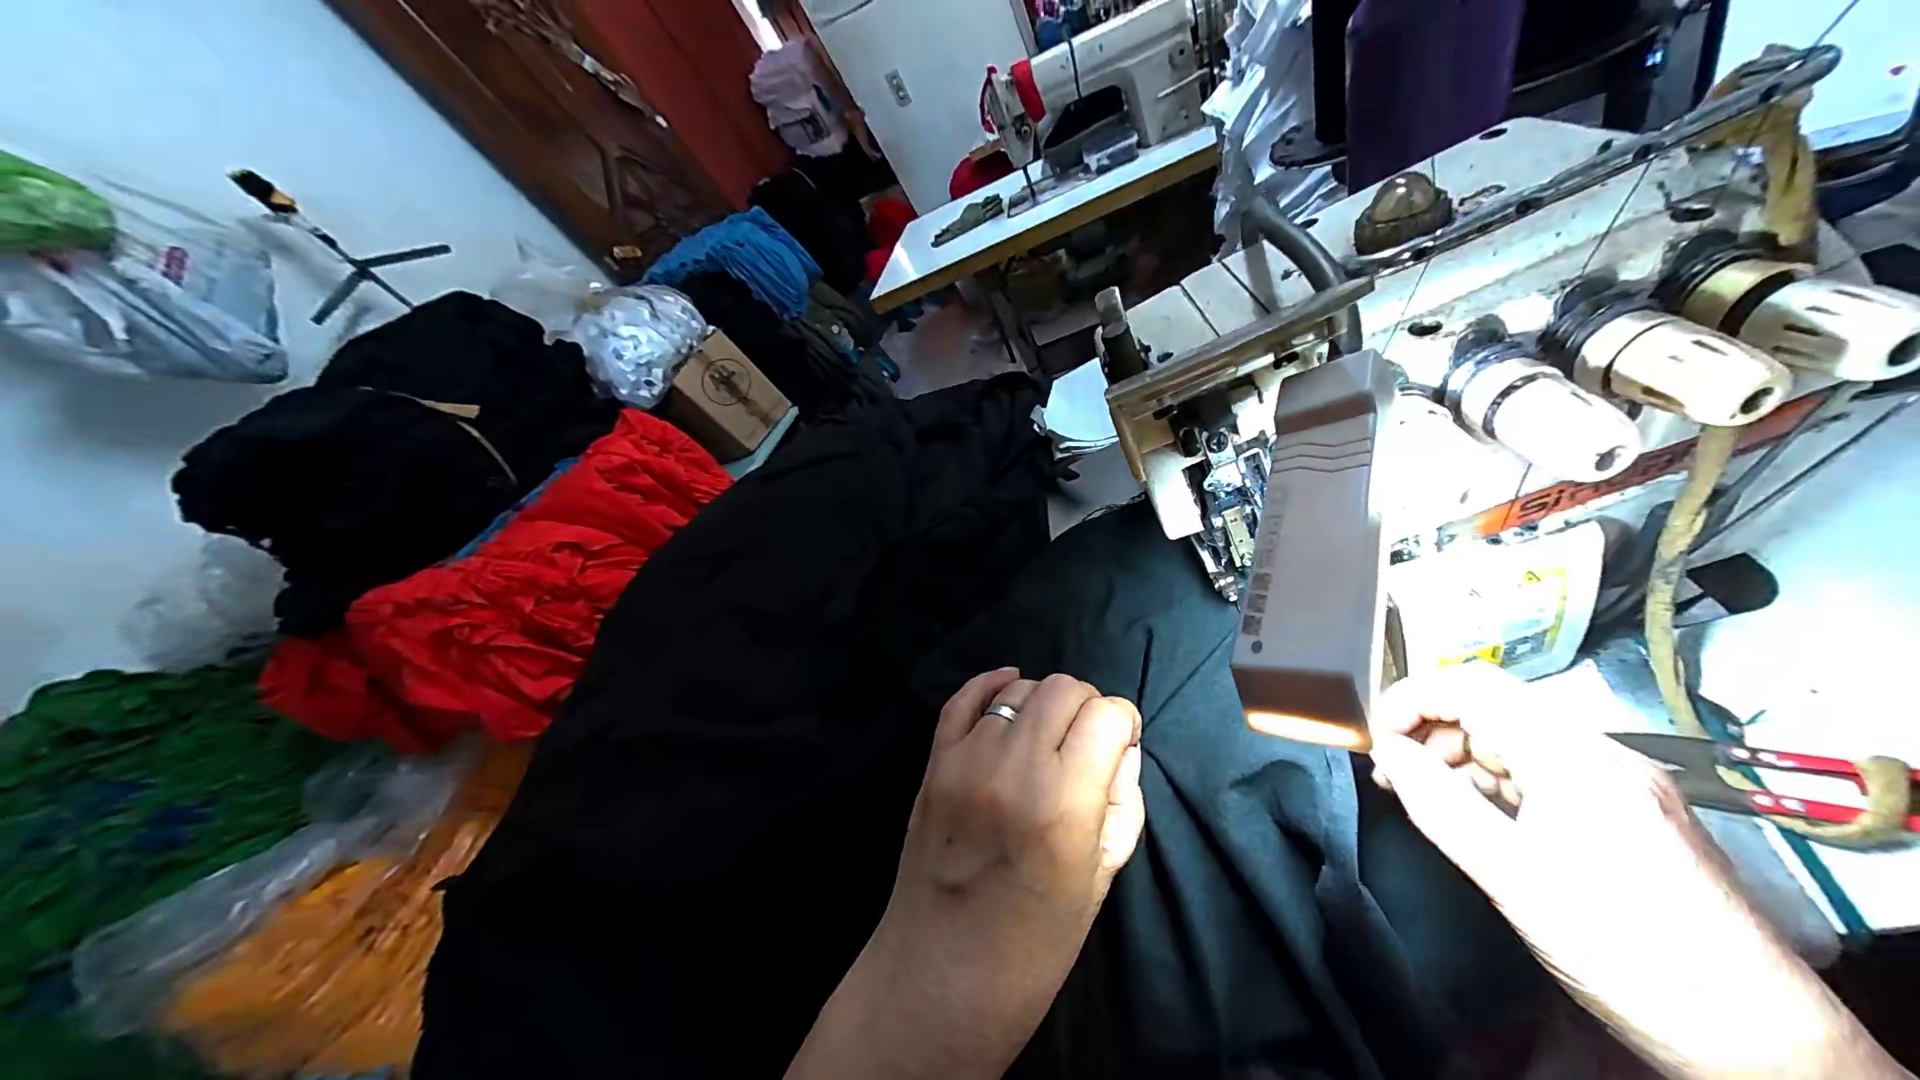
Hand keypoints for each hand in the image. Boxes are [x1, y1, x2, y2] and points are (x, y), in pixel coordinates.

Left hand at [787, 669, 1144, 1079]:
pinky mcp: (934, 762)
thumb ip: (1121, 801)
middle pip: (1065, 688)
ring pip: (1020, 689)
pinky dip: (992, 685)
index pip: (1108, 715)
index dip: (1124, 724)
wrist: (942, 971)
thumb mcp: (1100, 878)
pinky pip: (963, 697)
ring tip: (1048, 736)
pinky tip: (1010, 687)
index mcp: (1064, 803)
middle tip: (1088, 741)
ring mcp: (966, 759)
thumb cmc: (1034, 941)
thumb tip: (1122, 747)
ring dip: (1045, 704)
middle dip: (1088, 706)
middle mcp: (1013, 768)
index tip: (1122, 744)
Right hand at [1369, 664, 1907, 1079]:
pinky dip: (1494, 780)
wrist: (1760, 1039)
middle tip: (1392, 776)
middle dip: (1429, 731)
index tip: (1373, 738)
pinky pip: (1540, 770)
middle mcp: (1602, 755)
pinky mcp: (1627, 810)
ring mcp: (1619, 781)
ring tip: (1425, 798)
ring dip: (1458, 757)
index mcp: (1575, 759)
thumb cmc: (1622, 950)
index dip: (1409, 698)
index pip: (1471, 685)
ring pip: (1513, 737)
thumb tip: (1386, 752)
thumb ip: (1436, 802)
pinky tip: (1477, 814)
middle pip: (1492, 706)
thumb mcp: (1508, 874)